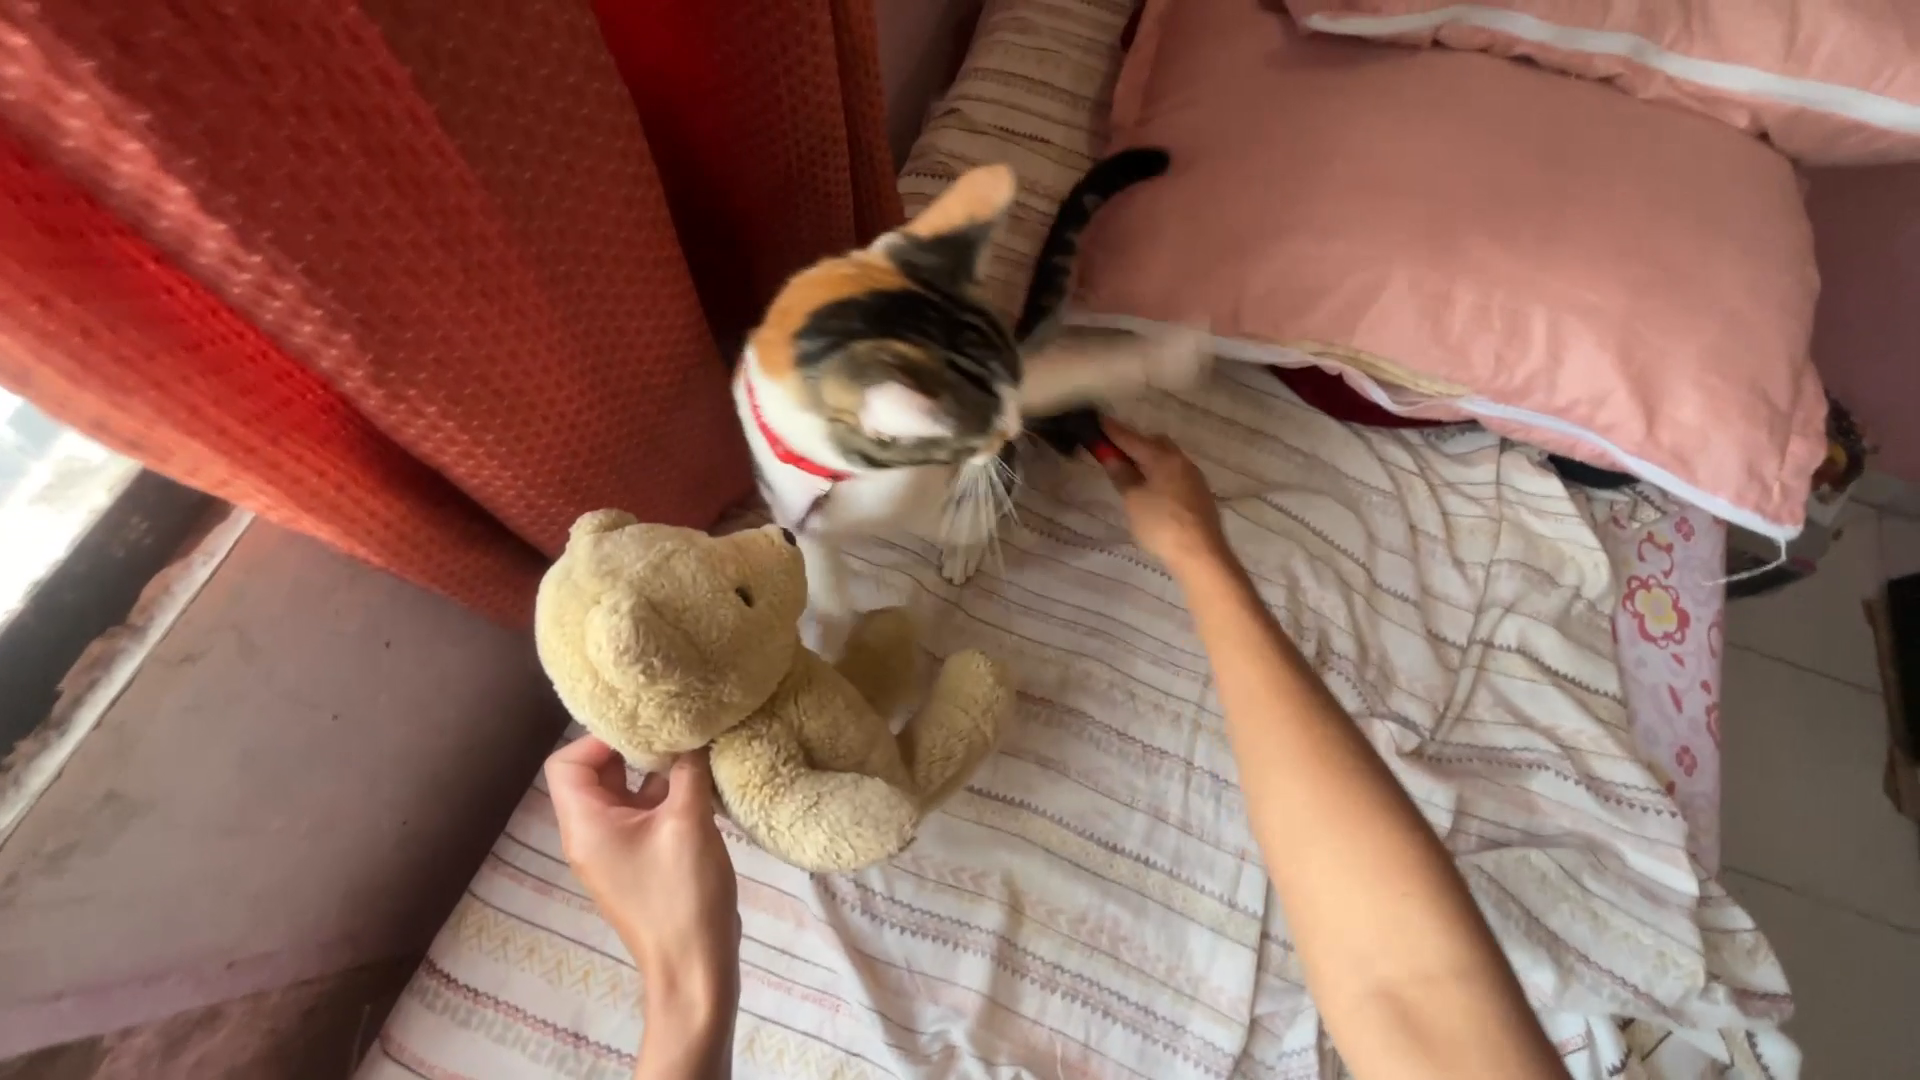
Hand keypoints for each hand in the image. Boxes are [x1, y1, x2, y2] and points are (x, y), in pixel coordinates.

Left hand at [545, 736, 739, 1035]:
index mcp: (586, 825)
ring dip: (656, 770)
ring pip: (625, 790)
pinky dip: (668, 791)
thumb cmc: (681, 891)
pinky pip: (645, 811)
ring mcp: (617, 847)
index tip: (647, 729)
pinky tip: (703, 780)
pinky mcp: (642, 856)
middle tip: (674, 732)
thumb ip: (688, 769)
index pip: (567, 762)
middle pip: (595, 772)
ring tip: (694, 750)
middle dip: (633, 748)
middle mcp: (592, 833)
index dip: (601, 738)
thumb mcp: (688, 820)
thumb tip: (695, 731)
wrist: (694, 963)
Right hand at [1097, 419, 1230, 575]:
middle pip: (1155, 443)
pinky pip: (1174, 474)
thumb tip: (1111, 457)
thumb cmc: (1161, 524)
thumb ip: (1122, 474)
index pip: (1132, 438)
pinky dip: (1159, 474)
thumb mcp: (1133, 499)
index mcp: (1163, 458)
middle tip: (1114, 452)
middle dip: (1134, 443)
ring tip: (1131, 472)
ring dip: (1148, 460)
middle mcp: (1181, 461)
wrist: (1200, 553)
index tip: (1097, 420)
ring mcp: (1193, 477)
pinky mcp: (1199, 494)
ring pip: (1167, 459)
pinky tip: (1151, 489)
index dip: (1112, 431)